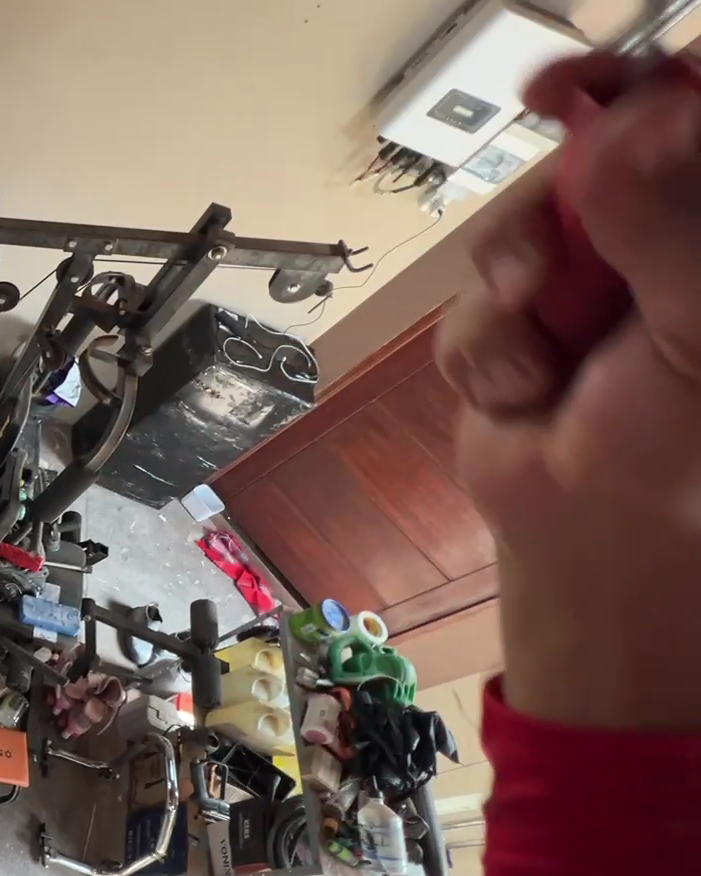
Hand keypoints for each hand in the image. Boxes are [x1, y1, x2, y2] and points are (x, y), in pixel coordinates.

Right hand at [435, 49, 700, 729]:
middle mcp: (660, 242)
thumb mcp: (695, 329)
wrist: (581, 521)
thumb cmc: (675, 439)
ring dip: (505, 304)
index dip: (648, 88)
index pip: (692, 122)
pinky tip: (513, 387)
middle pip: (589, 166)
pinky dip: (477, 350)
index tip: (586, 84)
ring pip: (509, 241)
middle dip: (548, 201)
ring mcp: (582, 284)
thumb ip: (669, 228)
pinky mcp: (510, 324)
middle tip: (535, 182)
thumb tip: (622, 127)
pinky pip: (467, 309)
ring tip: (535, 363)